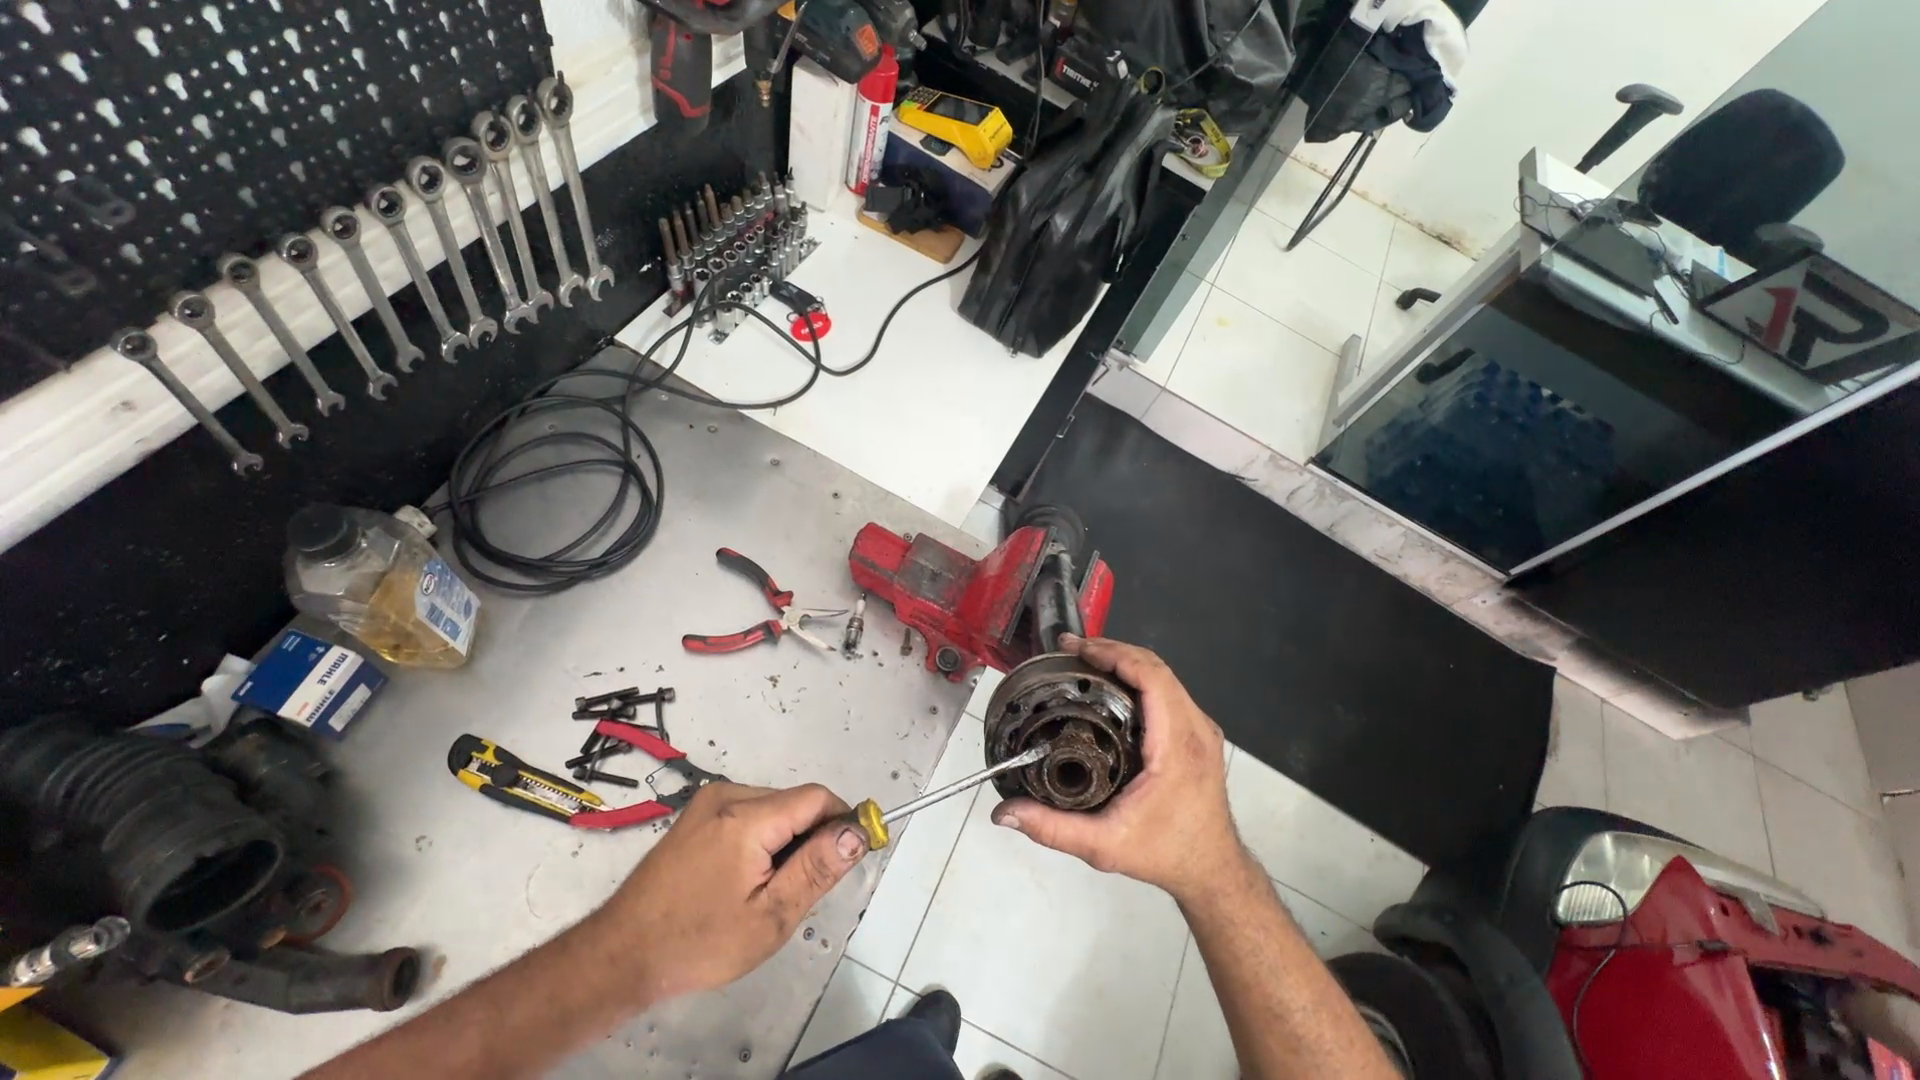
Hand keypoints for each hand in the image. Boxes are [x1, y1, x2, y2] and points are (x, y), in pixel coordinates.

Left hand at [591, 782, 868, 1003]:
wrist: (622, 954)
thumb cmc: (699, 942)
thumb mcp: (770, 916)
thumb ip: (817, 868)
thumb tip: (857, 832)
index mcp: (746, 817)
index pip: (817, 798)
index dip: (842, 823)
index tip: (845, 861)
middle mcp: (727, 795)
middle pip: (795, 802)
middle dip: (810, 838)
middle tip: (796, 890)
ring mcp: (707, 803)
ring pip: (774, 808)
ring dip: (785, 840)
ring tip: (764, 890)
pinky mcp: (696, 816)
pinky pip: (749, 814)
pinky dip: (761, 839)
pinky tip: (742, 880)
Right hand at [991, 634, 1246, 902]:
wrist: (1212, 869)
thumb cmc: (1165, 854)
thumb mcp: (1105, 846)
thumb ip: (1053, 829)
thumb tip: (1005, 813)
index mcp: (1177, 745)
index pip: (1152, 677)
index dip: (1114, 654)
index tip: (1076, 649)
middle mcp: (1195, 729)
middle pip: (1157, 667)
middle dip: (1112, 650)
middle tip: (1070, 650)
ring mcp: (1201, 730)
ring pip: (1165, 676)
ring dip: (1126, 661)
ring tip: (1085, 661)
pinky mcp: (1199, 735)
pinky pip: (1170, 691)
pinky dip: (1140, 678)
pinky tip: (1111, 685)